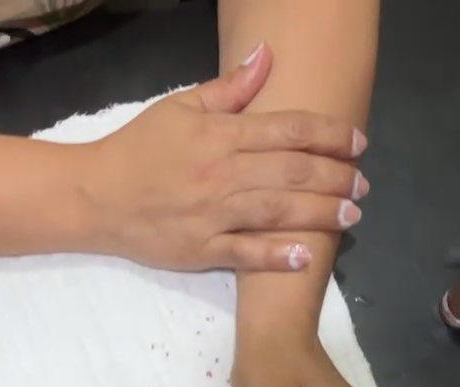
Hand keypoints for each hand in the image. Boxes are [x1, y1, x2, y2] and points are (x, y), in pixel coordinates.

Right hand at [78, 43, 367, 272]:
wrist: (96, 197)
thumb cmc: (139, 150)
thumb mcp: (179, 107)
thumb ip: (227, 89)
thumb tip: (267, 57)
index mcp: (220, 134)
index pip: (287, 130)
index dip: (329, 135)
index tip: (357, 143)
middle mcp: (222, 173)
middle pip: (291, 172)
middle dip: (335, 177)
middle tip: (363, 185)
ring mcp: (212, 215)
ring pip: (276, 211)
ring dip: (319, 213)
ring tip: (350, 216)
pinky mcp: (201, 250)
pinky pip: (244, 254)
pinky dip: (276, 256)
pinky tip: (306, 256)